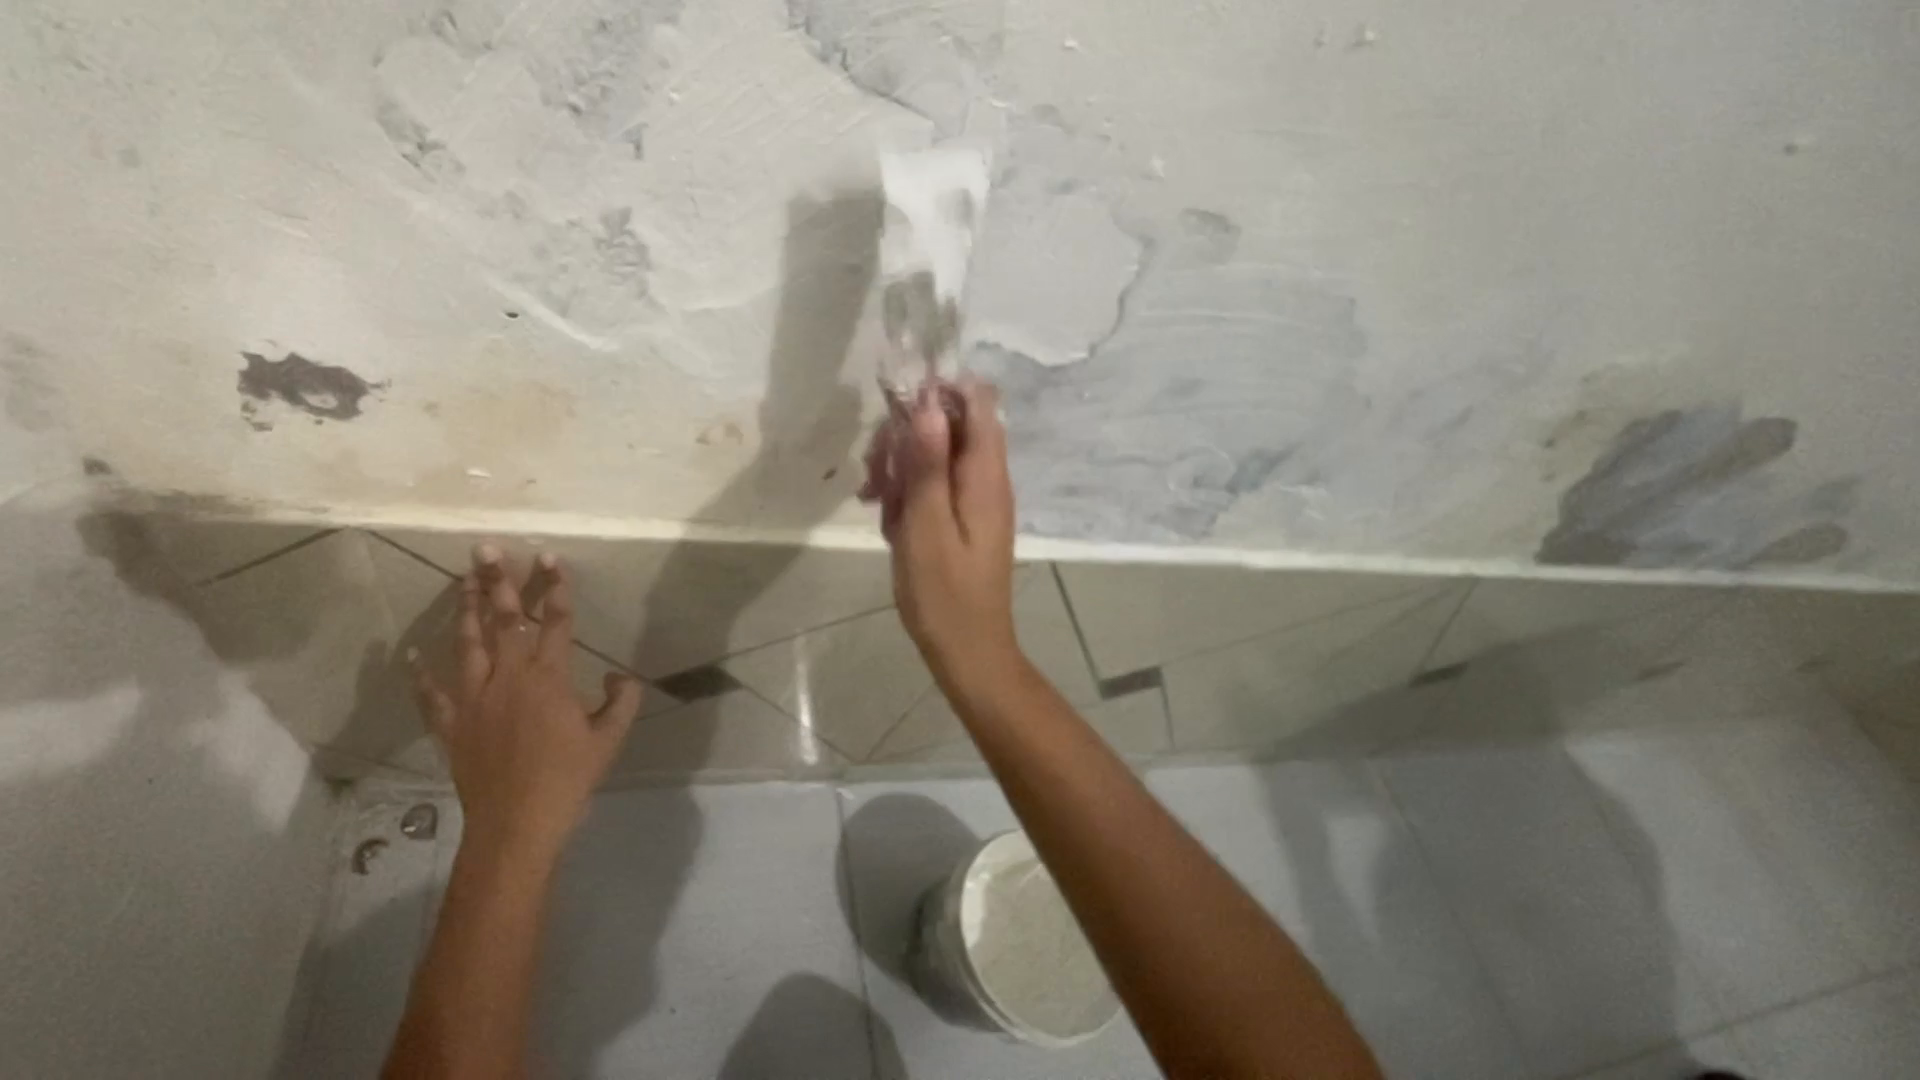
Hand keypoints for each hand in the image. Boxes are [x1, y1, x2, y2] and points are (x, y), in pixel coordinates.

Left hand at [411, 546, 642, 863]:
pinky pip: (434, 695)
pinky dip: (422, 675)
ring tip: (464, 582)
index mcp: (549, 679)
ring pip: (468, 645)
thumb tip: (621, 676)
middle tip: (486, 551)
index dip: (555, 588)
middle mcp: (509, 678)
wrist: (517, 822)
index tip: (550, 558)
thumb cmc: (569, 778)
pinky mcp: (454, 725)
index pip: (555, 622)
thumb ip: (621, 702)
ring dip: (467, 611)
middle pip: (504, 621)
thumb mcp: (609, 739)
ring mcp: (475, 700)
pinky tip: (411, 655)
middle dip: (499, 583)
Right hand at [885, 378, 1022, 686]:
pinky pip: (935, 487)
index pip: (976, 401)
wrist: (967, 651)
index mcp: (985, 475)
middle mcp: (987, 479)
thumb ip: (928, 465)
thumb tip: (930, 404)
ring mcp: (976, 500)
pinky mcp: (963, 520)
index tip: (894, 408)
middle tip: (875, 472)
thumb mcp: (926, 527)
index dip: (936, 391)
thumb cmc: (944, 595)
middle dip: (906, 437)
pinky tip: (889, 523)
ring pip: (936, 456)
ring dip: (901, 469)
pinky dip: (909, 495)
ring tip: (877, 504)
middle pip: (950, 425)